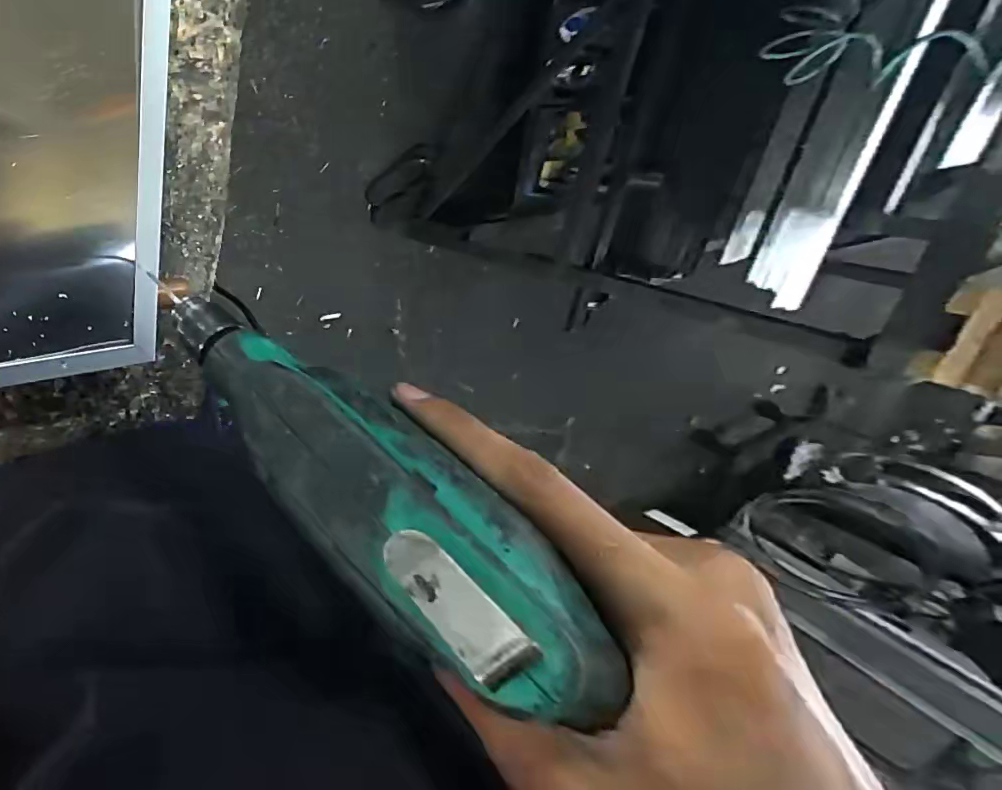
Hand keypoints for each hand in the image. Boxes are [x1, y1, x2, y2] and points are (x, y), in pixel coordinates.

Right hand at [393, 384, 877, 789]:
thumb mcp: (585, 788)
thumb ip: (497, 719)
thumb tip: (435, 649)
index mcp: (680, 609)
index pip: (547, 494)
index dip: (470, 439)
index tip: (411, 398)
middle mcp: (708, 572)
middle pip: (564, 514)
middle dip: (489, 508)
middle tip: (425, 513)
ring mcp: (730, 584)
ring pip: (591, 538)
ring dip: (532, 550)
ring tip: (484, 581)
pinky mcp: (737, 603)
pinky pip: (622, 560)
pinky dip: (572, 572)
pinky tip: (551, 611)